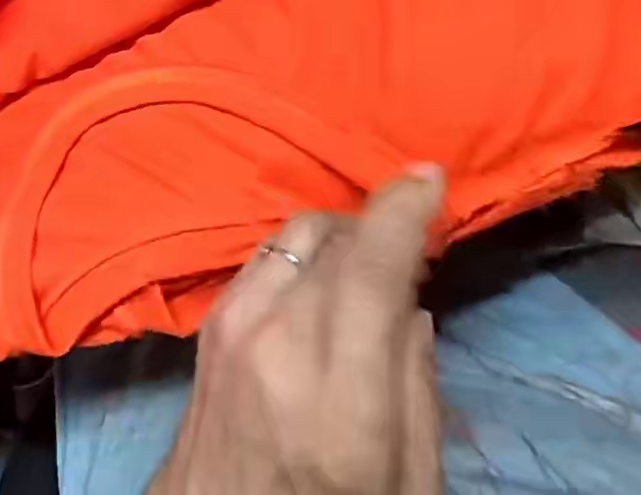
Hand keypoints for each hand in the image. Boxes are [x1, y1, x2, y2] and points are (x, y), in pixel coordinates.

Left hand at [148, 167, 445, 494]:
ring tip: (367, 260)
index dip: (404, 210)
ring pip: (297, 232)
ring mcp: (234, 320)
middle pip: (336, 238)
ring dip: (342, 231)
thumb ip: (416, 383)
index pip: (372, 269)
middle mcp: (277, 338)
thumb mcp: (405, 481)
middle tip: (411, 242)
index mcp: (337, 395)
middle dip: (380, 223)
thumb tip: (411, 299)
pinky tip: (320, 276)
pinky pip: (267, 252)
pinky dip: (304, 250)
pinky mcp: (211, 317)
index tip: (430, 177)